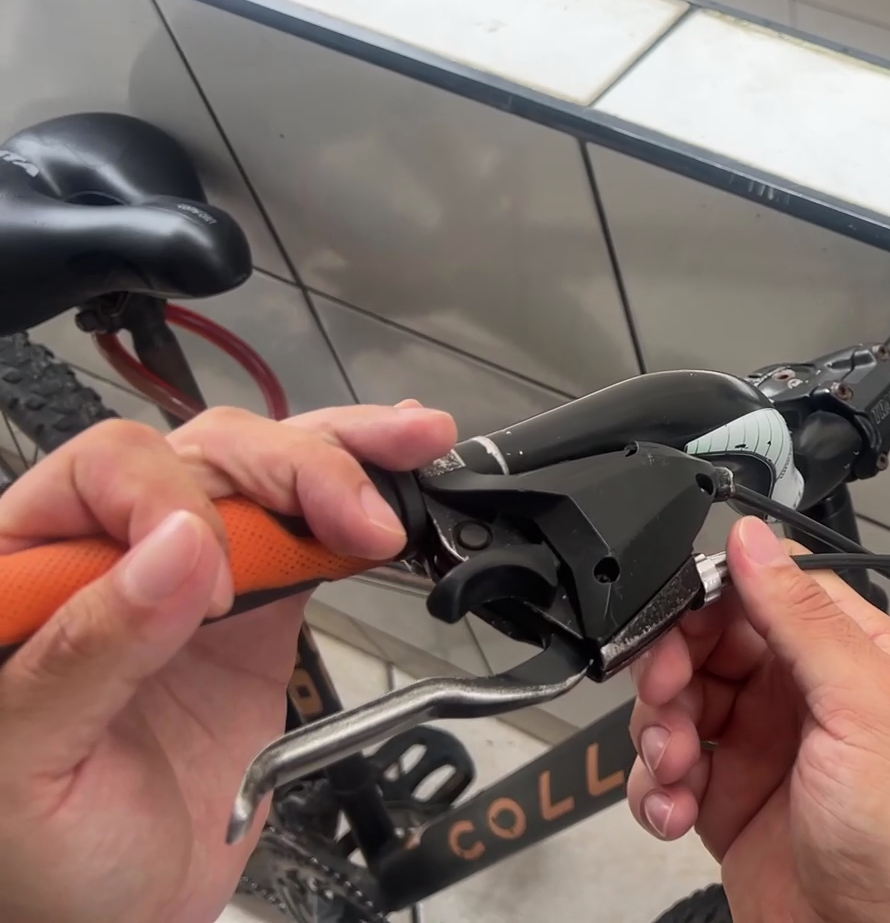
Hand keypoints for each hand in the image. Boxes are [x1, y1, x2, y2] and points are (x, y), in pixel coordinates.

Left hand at [0, 403, 455, 922]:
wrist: (122, 911)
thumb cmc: (37, 868)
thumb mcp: (25, 776)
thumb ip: (84, 654)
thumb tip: (181, 545)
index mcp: (22, 581)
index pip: (109, 474)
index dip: (178, 503)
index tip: (228, 586)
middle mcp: (111, 555)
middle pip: (213, 453)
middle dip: (305, 470)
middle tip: (371, 522)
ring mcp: (199, 571)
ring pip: (273, 466)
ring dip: (352, 453)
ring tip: (420, 443)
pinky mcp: (265, 592)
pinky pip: (318, 522)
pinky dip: (372, 487)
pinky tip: (407, 463)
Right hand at [629, 518, 889, 922]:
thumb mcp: (860, 705)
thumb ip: (803, 618)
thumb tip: (756, 538)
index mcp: (849, 648)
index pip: (771, 585)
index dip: (718, 592)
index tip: (681, 618)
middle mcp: (804, 686)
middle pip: (716, 637)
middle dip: (677, 661)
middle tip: (666, 692)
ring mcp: (764, 740)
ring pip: (684, 697)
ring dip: (660, 727)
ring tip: (673, 769)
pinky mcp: (729, 795)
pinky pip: (670, 766)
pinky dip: (655, 784)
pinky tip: (673, 810)